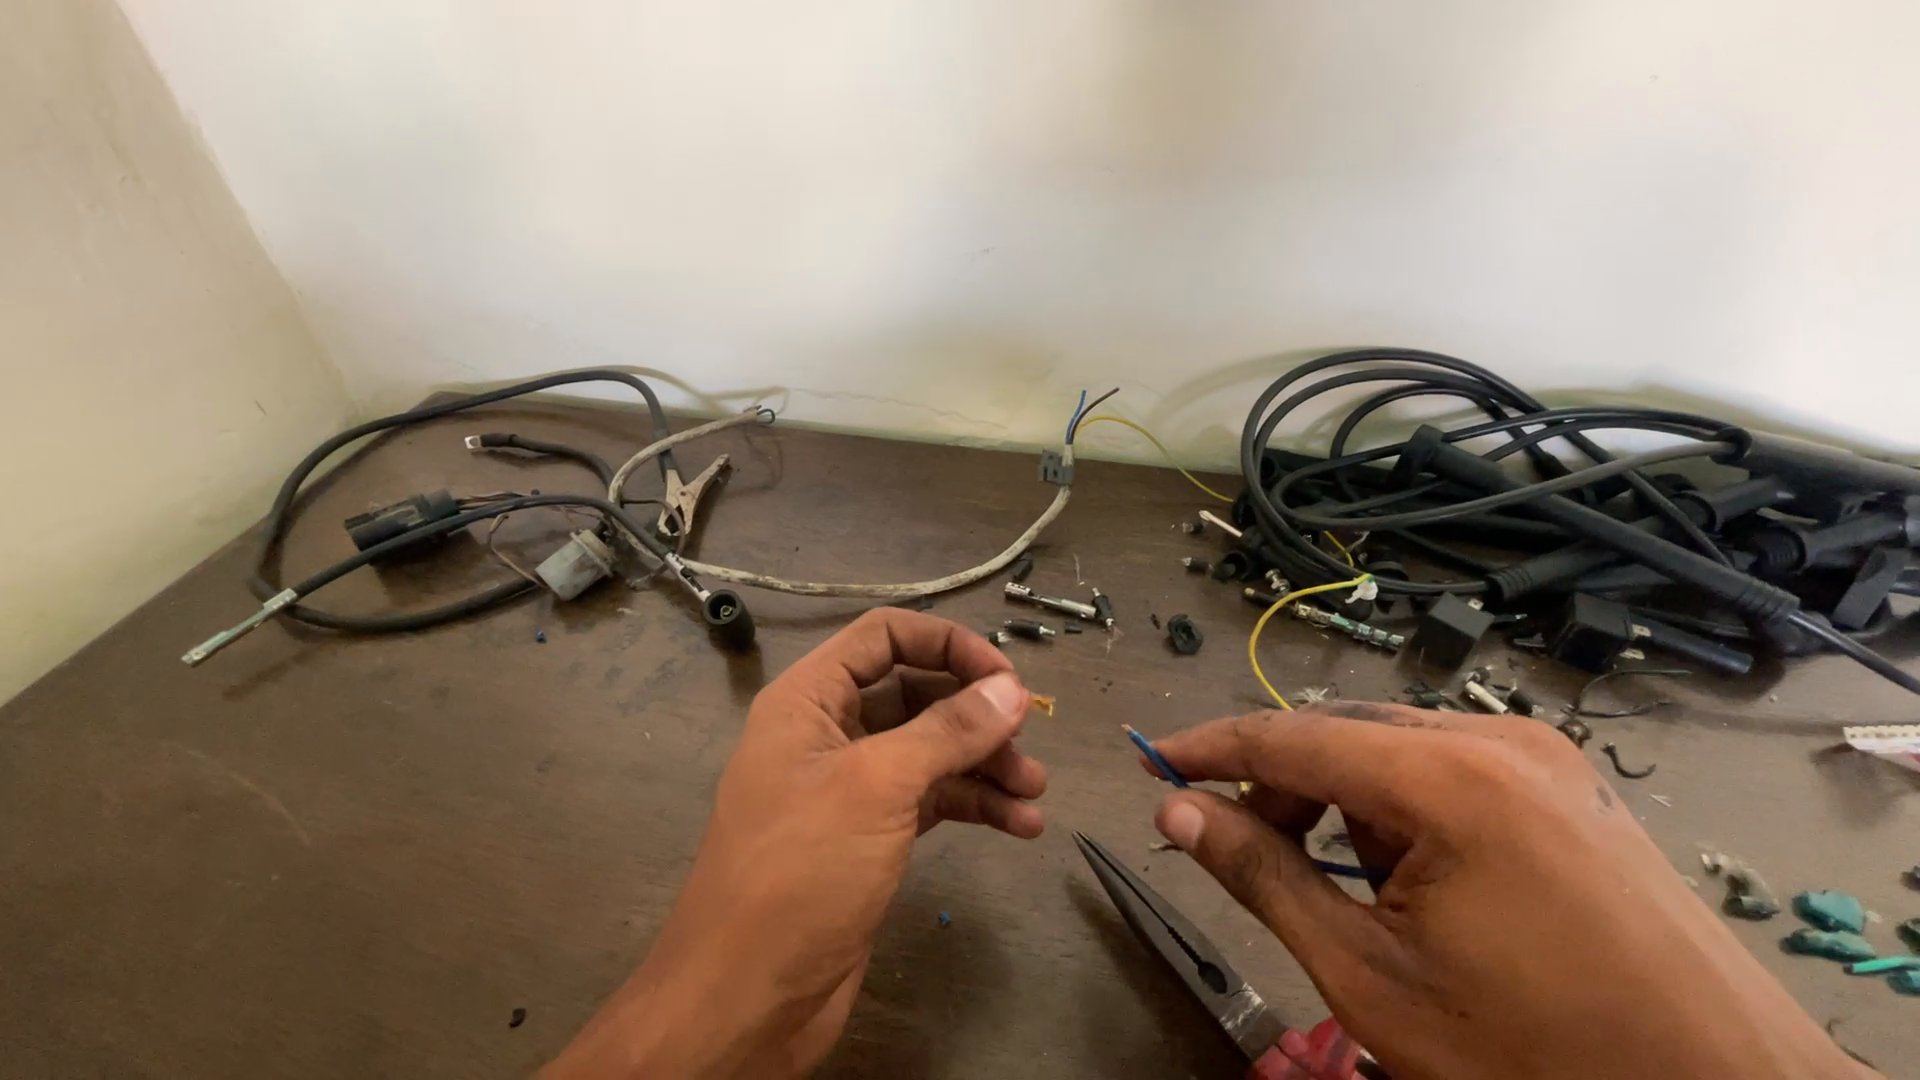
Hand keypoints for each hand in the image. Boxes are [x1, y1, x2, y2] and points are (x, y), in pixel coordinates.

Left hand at [543, 608, 1046, 1079]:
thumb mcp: (877, 786)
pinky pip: (931, 798)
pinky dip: (973, 804)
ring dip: (984, 762)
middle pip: (915, 691)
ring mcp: (851, 785)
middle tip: (1026, 735)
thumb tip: (1012, 687)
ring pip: (929, 749)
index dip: (947, 644)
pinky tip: (1019, 824)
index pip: (884, 636)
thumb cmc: (800, 871)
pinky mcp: (871, 833)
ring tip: (1035, 789)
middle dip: (974, 710)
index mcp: (810, 698)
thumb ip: (948, 730)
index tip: (1003, 676)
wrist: (746, 999)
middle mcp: (829, 731)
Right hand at [1145, 703, 1874, 1079]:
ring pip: (1387, 746)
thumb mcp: (1370, 973)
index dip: (1209, 747)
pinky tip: (1393, 867)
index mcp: (1448, 777)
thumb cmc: (1533, 1056)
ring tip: (1320, 870)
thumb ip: (1262, 874)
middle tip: (1234, 838)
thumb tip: (1176, 811)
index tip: (1150, 761)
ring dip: (1333, 794)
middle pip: (1338, 732)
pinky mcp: (1559, 780)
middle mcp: (1494, 739)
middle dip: (1276, 781)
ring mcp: (1537, 754)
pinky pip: (1439, 765)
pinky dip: (1391, 804)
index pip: (1289, 736)